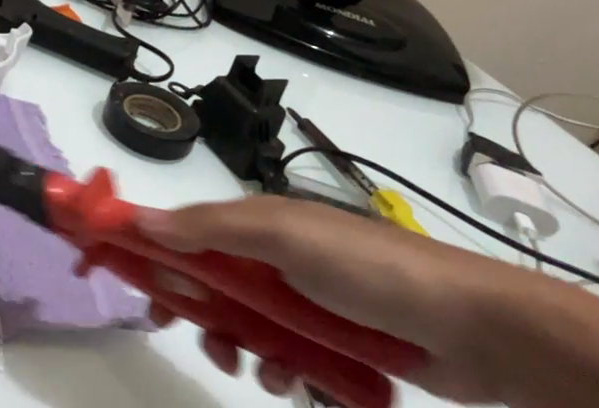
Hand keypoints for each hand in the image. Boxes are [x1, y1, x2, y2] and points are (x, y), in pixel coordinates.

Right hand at [137, 195, 542, 402]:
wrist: (474, 328)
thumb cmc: (368, 269)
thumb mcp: (282, 236)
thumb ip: (210, 229)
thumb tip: (140, 218)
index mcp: (260, 224)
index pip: (188, 230)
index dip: (152, 249)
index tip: (123, 277)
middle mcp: (277, 258)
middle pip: (209, 283)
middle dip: (193, 309)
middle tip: (178, 330)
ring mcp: (305, 303)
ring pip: (244, 327)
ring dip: (238, 347)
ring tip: (255, 366)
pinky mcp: (333, 345)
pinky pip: (285, 359)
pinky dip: (281, 372)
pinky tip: (295, 381)